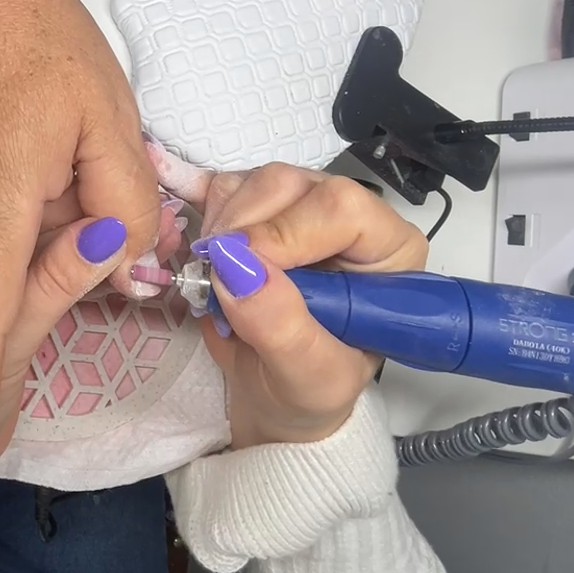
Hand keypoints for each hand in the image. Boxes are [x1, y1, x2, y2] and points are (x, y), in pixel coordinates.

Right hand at [179, 164, 428, 446]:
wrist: (274, 391)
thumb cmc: (308, 388)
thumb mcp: (309, 379)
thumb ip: (282, 327)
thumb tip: (235, 266)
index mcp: (385, 252)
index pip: (342, 208)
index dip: (286, 234)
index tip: (245, 275)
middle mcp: (344, 215)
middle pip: (286, 184)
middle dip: (240, 230)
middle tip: (219, 280)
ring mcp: (294, 204)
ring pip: (248, 182)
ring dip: (216, 227)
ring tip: (214, 278)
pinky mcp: (252, 205)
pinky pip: (218, 185)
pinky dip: (196, 204)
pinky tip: (188, 228)